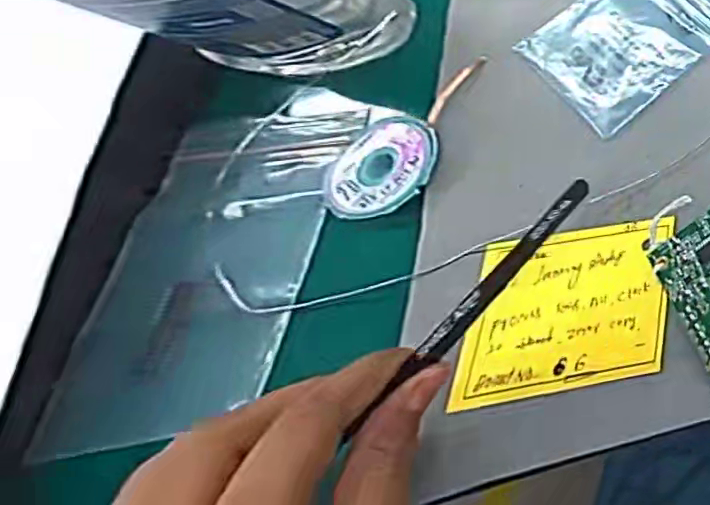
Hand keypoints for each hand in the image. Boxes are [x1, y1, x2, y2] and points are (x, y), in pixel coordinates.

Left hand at [115, 349, 449, 504]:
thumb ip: (385, 466)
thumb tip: (420, 383)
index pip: (301, 424)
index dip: (365, 378)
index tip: (408, 361)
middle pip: (217, 437)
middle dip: (300, 399)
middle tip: (362, 392)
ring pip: (166, 465)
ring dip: (249, 429)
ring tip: (310, 428)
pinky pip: (145, 496)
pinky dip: (207, 467)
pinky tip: (248, 471)